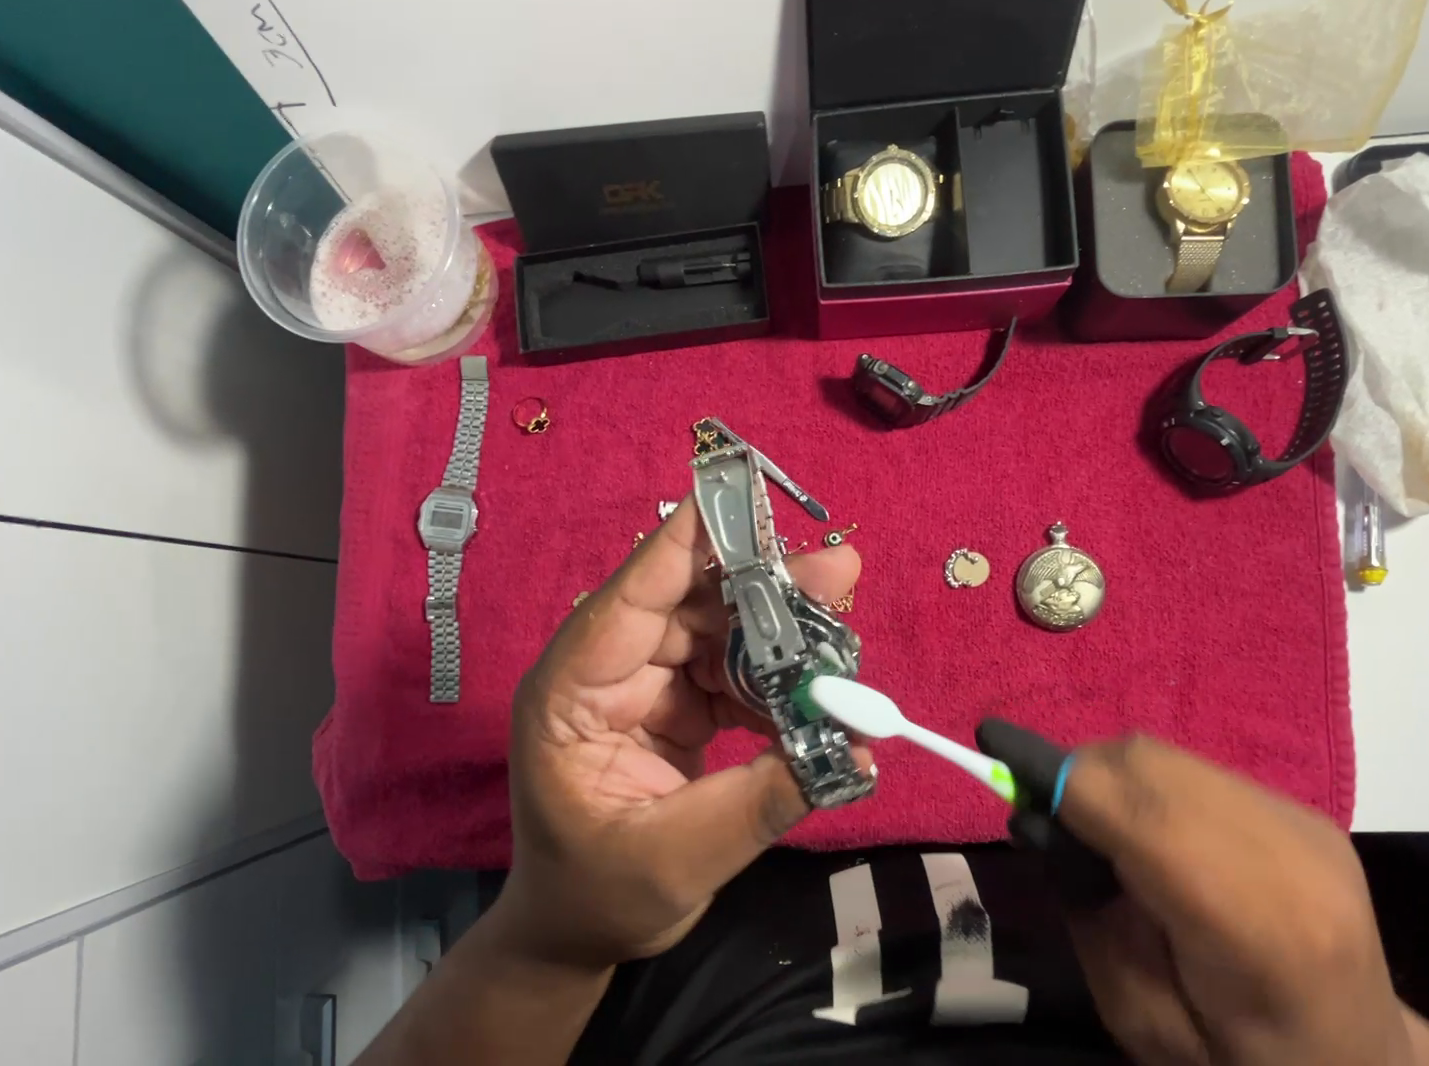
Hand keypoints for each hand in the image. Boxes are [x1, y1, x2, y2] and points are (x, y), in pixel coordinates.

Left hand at [494, 498, 864, 969]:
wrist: (577, 932)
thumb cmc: (598, 896)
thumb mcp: (677, 858)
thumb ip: (761, 801)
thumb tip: (856, 757)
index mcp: (571, 693)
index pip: (627, 601)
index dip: (681, 547)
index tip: (733, 497)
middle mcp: (605, 672)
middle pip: (686, 605)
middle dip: (761, 589)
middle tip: (837, 570)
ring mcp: (642, 685)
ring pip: (717, 632)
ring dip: (779, 632)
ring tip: (842, 629)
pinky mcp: (674, 704)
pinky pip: (731, 672)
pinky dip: (775, 679)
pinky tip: (818, 689)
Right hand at [1047, 737, 1428, 1065]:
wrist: (1356, 1064)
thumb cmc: (1234, 1060)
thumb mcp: (1135, 1013)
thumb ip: (1084, 908)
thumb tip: (1035, 816)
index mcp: (1256, 927)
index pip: (1136, 815)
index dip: (1058, 777)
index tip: (992, 748)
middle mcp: (1289, 855)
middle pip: (1146, 766)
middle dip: (1076, 776)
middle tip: (1045, 815)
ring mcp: (1303, 824)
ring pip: (1165, 754)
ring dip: (1109, 775)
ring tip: (1097, 827)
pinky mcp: (1303, 810)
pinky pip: (1192, 767)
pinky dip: (1148, 784)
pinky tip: (1151, 830)